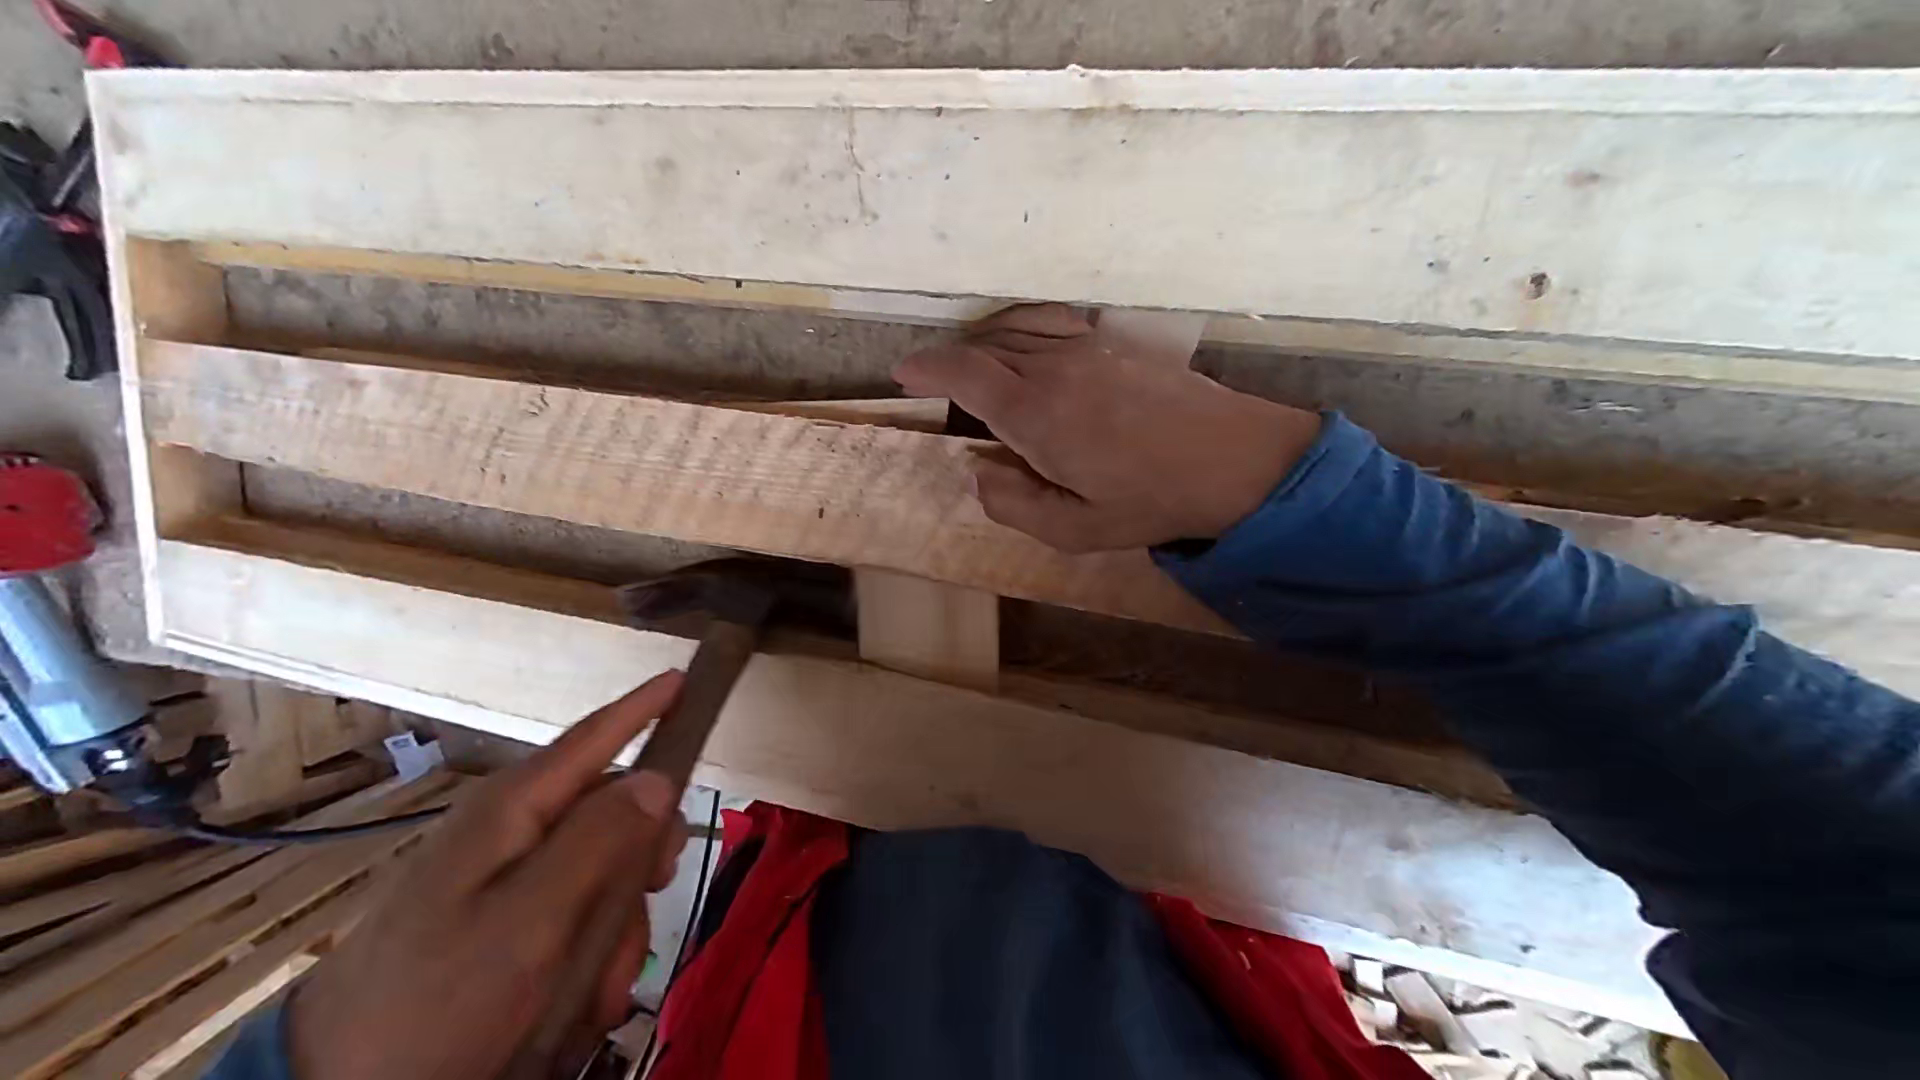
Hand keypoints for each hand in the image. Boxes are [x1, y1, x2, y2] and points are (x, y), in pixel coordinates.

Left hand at [288, 673, 690, 1079]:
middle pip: (613, 807)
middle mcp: (513, 824)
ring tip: (603, 984)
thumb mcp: (529, 923)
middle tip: (661, 884)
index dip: (643, 707)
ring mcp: (505, 869)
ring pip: (603, 864)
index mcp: (514, 807)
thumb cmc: (435, 999)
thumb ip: (599, 842)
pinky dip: (593, 944)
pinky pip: (576, 904)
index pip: (594, 737)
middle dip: (643, 852)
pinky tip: (583, 992)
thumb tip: (659, 777)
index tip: (684, 678)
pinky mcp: (501, 911)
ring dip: (619, 918)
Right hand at [894, 304, 1321, 551]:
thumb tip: (977, 470)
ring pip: (1016, 328)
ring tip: (970, 364)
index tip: (904, 372)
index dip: (926, 366)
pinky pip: (1051, 321)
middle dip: (950, 359)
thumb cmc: (1151, 500)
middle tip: (934, 381)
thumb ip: (1012, 504)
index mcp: (1036, 413)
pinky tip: (1024, 346)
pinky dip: (1020, 327)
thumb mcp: (1074, 529)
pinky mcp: (1113, 342)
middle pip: (985, 345)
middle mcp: (1054, 368)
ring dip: (982, 341)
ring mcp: (1086, 347)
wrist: (1234, 459)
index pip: (964, 371)